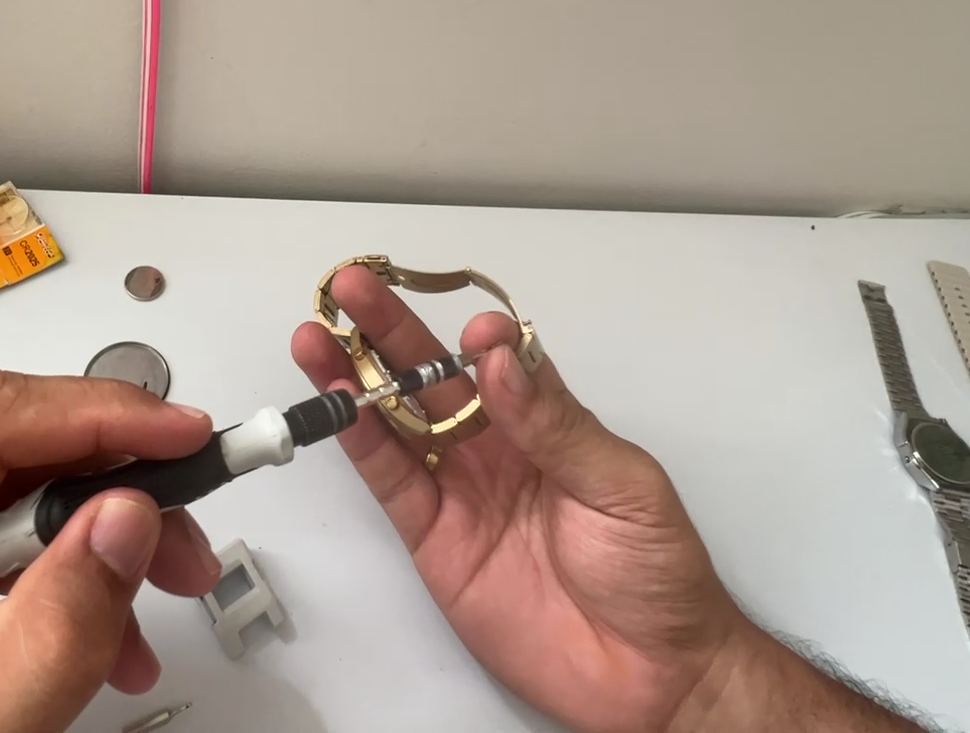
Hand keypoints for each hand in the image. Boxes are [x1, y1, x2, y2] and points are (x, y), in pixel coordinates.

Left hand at [0, 373, 222, 732]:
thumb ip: (47, 640)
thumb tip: (128, 516)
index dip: (98, 414)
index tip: (187, 436)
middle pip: (13, 445)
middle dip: (118, 484)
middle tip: (189, 544)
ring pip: (23, 476)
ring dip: (102, 525)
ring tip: (158, 600)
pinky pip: (4, 515)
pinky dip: (67, 555)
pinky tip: (103, 621)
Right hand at [292, 266, 919, 732]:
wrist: (647, 681)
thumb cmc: (653, 570)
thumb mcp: (620, 486)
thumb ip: (554, 424)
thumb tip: (498, 357)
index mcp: (543, 420)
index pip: (499, 361)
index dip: (479, 339)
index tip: (471, 329)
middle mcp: (491, 442)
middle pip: (429, 376)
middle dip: (388, 331)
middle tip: (349, 288)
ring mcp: (456, 485)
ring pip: (395, 419)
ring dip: (353, 376)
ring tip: (316, 336)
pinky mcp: (430, 533)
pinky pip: (389, 480)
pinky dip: (359, 442)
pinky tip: (336, 404)